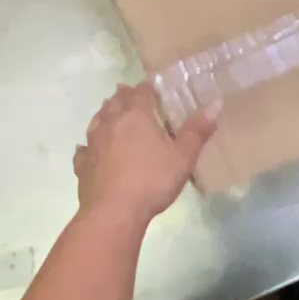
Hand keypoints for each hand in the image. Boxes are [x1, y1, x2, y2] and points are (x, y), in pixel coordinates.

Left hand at [73, 85, 217, 225]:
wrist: (113, 212)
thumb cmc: (152, 180)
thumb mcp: (183, 156)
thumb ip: (198, 130)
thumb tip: (216, 103)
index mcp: (135, 116)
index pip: (140, 93)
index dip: (147, 88)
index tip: (152, 87)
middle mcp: (110, 123)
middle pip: (116, 102)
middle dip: (124, 96)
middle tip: (129, 94)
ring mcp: (92, 144)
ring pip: (97, 121)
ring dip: (105, 114)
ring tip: (110, 112)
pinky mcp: (82, 165)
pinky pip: (84, 149)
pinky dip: (88, 145)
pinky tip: (87, 149)